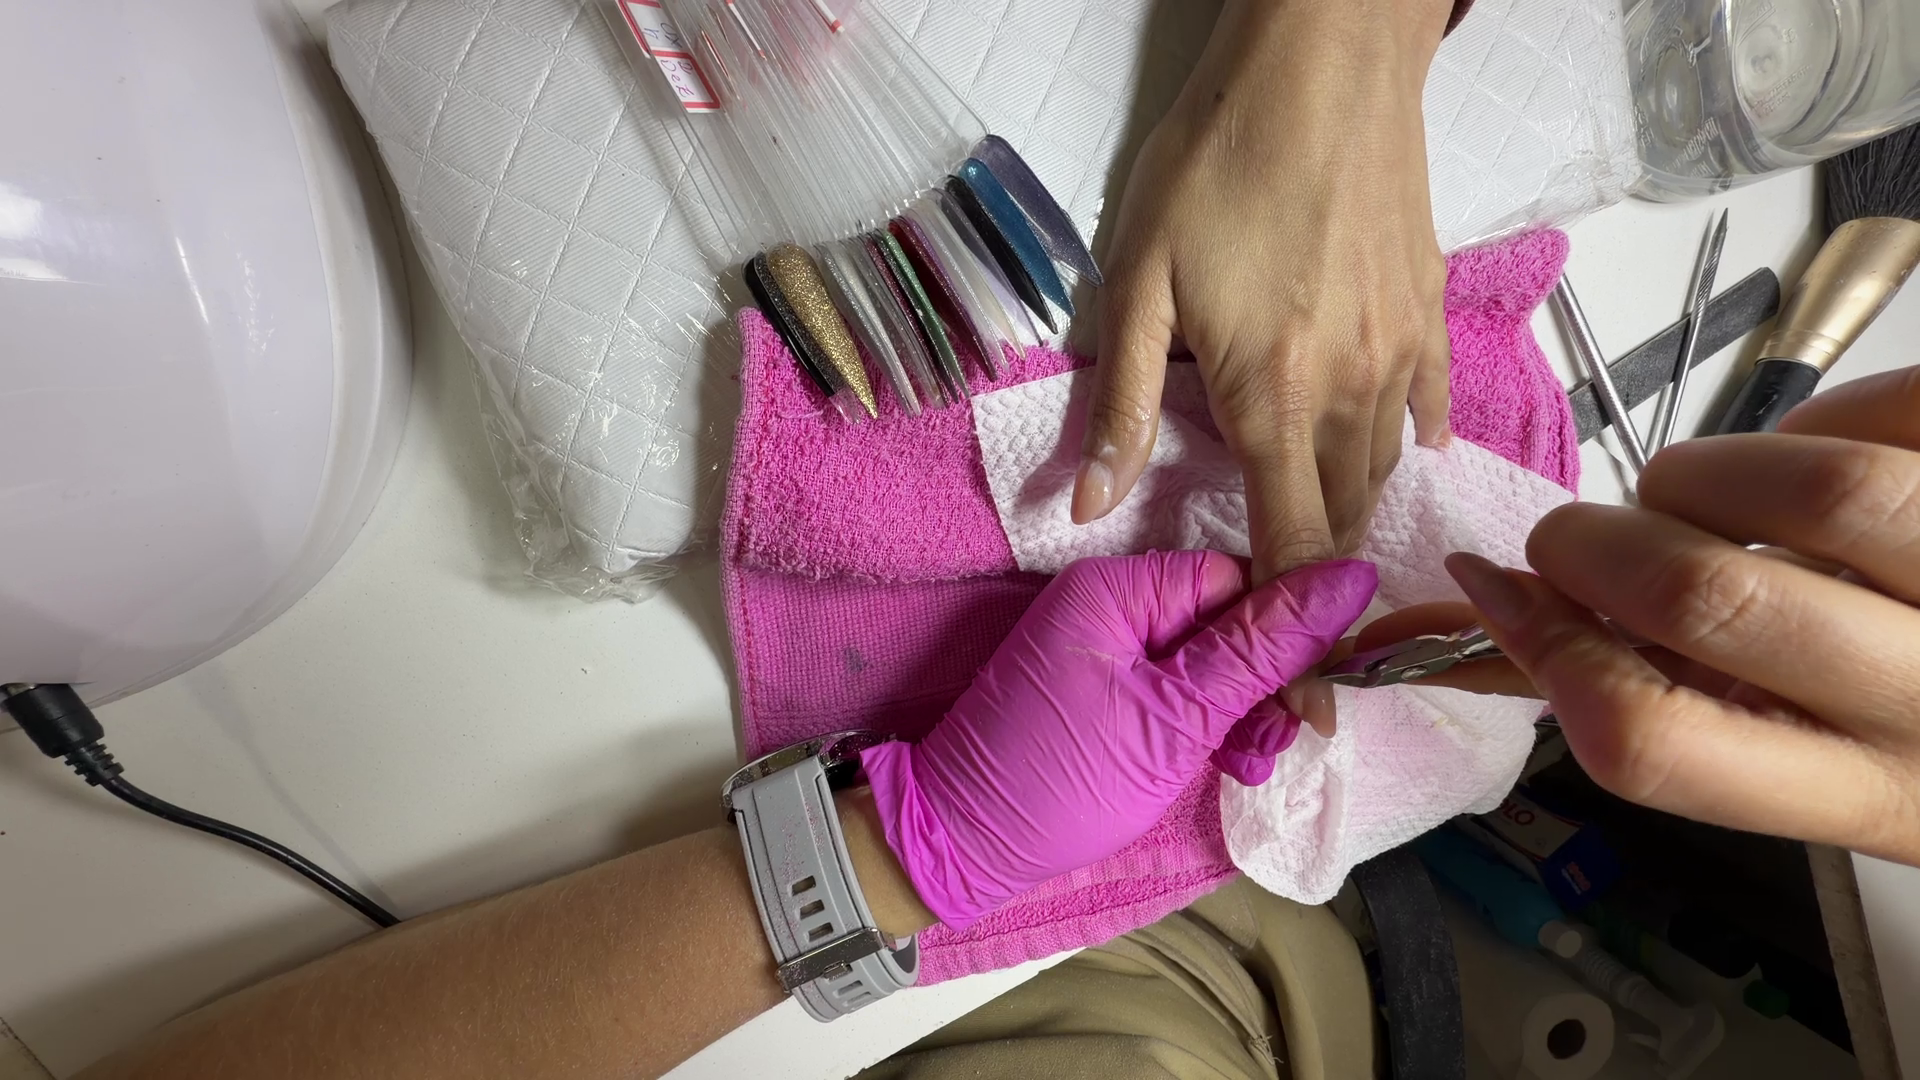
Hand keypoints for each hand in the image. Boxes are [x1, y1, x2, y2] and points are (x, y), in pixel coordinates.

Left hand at [861, 551, 1375, 928]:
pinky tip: (1226, 763)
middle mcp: (1109, 600)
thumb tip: (1349, 577)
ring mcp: (1104, 644)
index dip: (1284, 632)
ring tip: (1246, 765)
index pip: (1233, 577)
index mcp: (1117, 588)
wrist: (965, 839)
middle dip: (1262, 682)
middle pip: (1223, 618)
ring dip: (1240, 710)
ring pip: (1207, 658)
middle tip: (1273, 745)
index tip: (1309, 698)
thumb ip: (1261, 650)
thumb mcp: (1174, 716)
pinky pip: (1175, 685)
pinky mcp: (1105, 684)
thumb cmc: (1064, 777)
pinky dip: (1206, 723)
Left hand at [1074, 0, 1455, 580]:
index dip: (1292, 617)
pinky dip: (1396, 450)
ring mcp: (1404, 352)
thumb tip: (1090, 506)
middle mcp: (1353, 390)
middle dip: (1313, 572)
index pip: (1292, 539)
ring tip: (1313, 535)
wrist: (1322, 60)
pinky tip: (1384, 457)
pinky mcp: (1428, 313)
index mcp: (1274, 397)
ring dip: (1343, 512)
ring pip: (1378, 471)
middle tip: (1288, 603)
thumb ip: (1121, 408)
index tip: (1297, 683)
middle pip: (1339, 515)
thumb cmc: (1213, 170)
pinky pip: (1422, 410)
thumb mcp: (1138, 289)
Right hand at [1437, 367, 1919, 863]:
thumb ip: (1607, 678)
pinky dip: (1823, 416)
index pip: (1648, 736)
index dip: (1542, 650)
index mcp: (1861, 793)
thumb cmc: (1900, 725)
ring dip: (1698, 474)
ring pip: (1813, 489)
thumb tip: (1462, 593)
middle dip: (1589, 541)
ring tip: (1713, 495)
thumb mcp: (1770, 743)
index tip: (1500, 589)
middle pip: (1703, 597)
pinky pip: (1897, 410)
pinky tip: (1827, 456)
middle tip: (1594, 538)